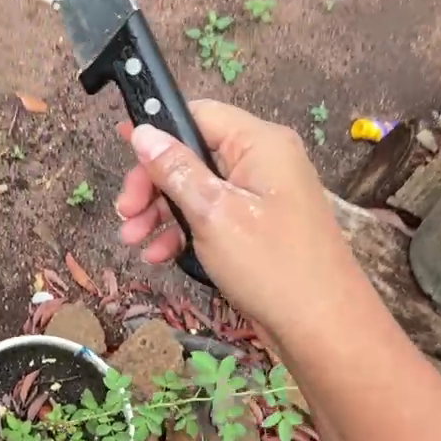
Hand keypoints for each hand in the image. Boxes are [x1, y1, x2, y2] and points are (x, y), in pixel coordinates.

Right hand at [114, 100, 366, 337]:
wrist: (319, 325)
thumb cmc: (270, 265)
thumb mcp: (213, 213)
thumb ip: (176, 170)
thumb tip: (143, 132)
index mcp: (260, 144)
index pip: (199, 115)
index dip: (157, 130)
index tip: (121, 151)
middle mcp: (261, 162)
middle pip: (192, 155)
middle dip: (152, 184)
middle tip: (125, 213)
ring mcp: (259, 195)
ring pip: (195, 189)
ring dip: (160, 213)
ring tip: (133, 241)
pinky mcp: (254, 226)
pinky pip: (210, 216)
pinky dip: (182, 231)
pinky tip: (160, 254)